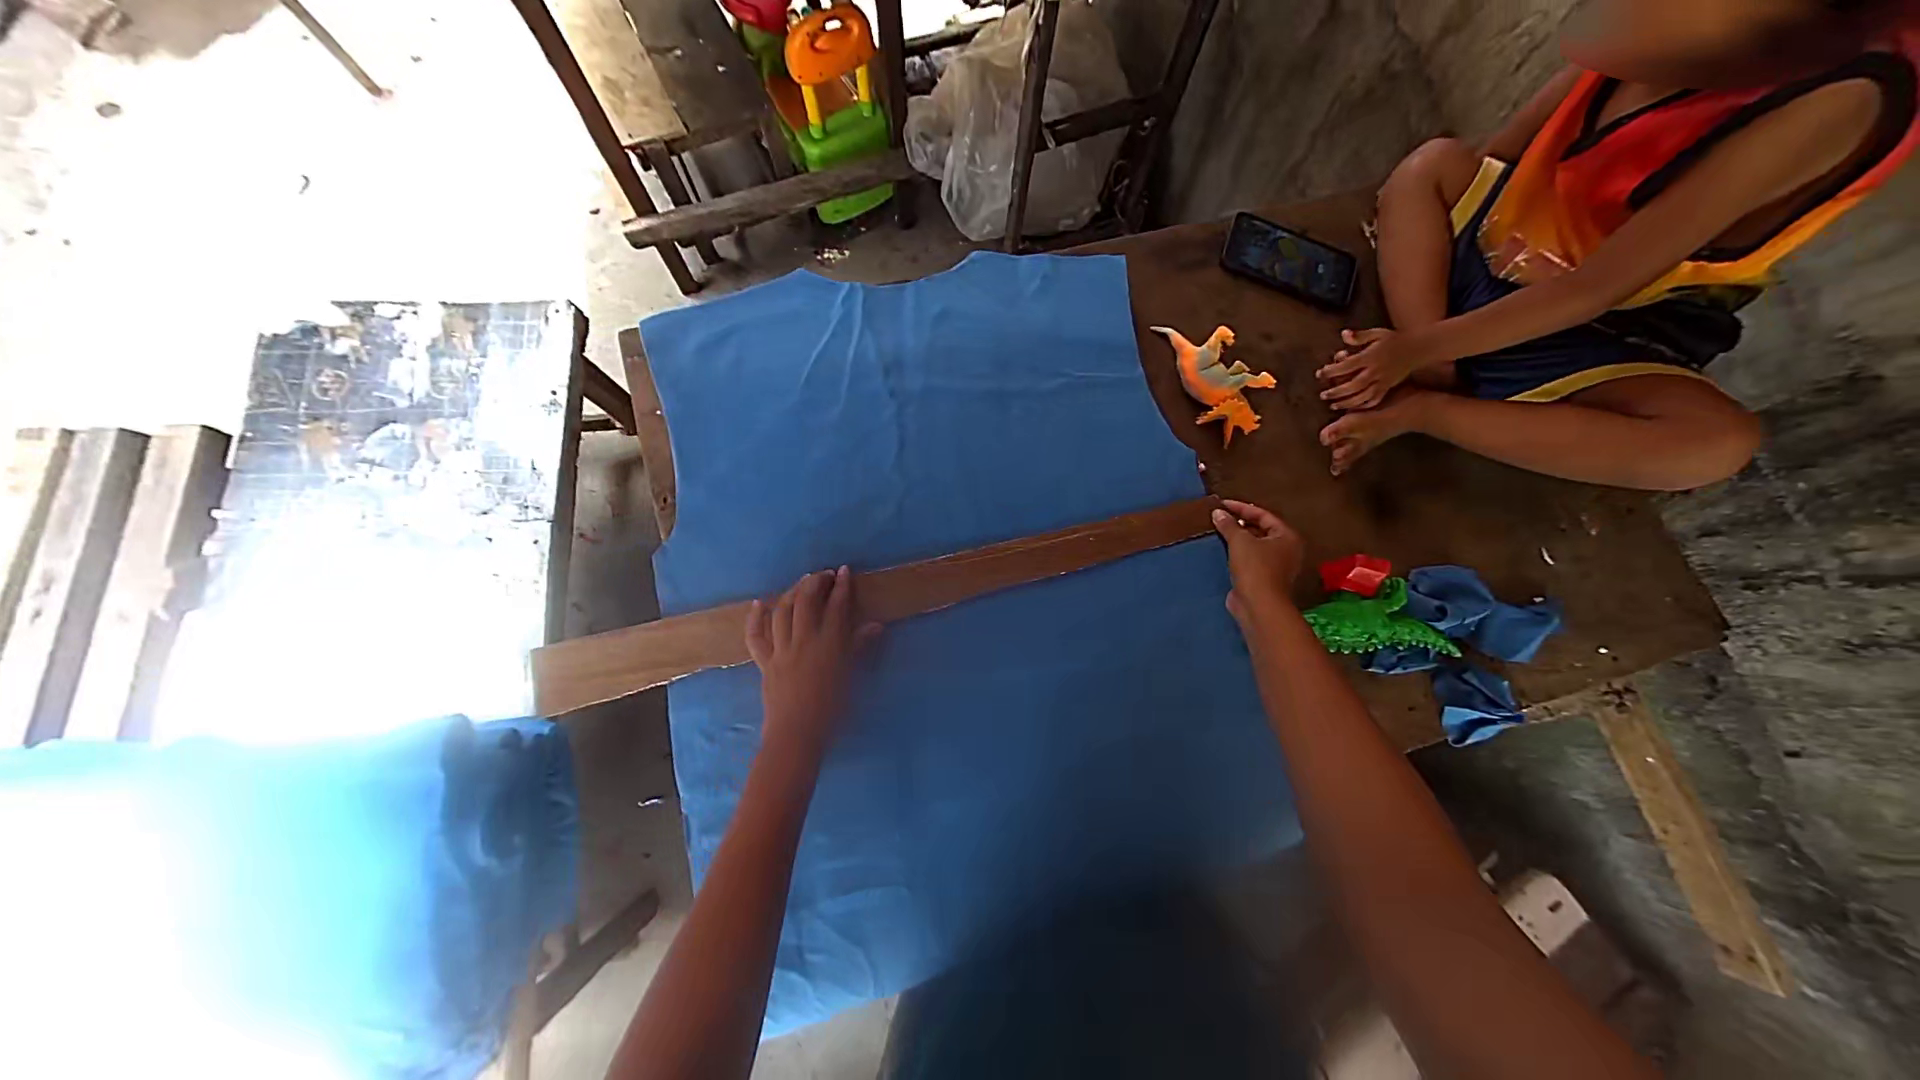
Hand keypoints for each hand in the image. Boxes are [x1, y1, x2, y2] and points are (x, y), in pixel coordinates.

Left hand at [745, 567, 882, 755]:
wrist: (796, 734)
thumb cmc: (831, 710)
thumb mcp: (850, 676)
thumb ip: (859, 647)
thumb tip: (875, 626)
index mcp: (830, 645)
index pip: (837, 606)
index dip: (841, 586)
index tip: (844, 571)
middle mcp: (804, 641)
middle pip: (806, 601)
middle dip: (815, 582)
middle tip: (823, 575)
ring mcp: (781, 650)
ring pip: (783, 611)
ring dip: (792, 593)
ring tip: (801, 584)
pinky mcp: (764, 662)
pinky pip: (756, 636)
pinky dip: (756, 617)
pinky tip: (761, 602)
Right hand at [1211, 499, 1304, 630]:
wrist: (1258, 604)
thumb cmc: (1255, 568)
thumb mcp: (1240, 541)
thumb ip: (1229, 525)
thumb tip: (1218, 512)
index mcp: (1286, 536)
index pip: (1263, 515)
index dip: (1241, 508)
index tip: (1221, 504)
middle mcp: (1286, 549)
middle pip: (1261, 529)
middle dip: (1240, 522)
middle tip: (1220, 516)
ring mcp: (1276, 565)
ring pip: (1254, 545)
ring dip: (1237, 538)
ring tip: (1217, 530)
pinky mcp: (1263, 578)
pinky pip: (1249, 558)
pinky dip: (1236, 552)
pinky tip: (1221, 549)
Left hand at [1317, 328, 1422, 410]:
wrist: (1418, 347)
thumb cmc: (1393, 339)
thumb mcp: (1377, 333)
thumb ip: (1359, 336)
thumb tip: (1343, 334)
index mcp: (1371, 356)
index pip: (1347, 365)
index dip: (1332, 370)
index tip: (1320, 373)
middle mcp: (1376, 370)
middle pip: (1354, 385)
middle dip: (1337, 391)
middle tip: (1323, 395)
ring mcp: (1383, 380)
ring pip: (1363, 396)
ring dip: (1347, 403)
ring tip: (1333, 406)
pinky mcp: (1388, 386)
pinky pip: (1376, 399)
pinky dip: (1364, 405)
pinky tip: (1352, 409)